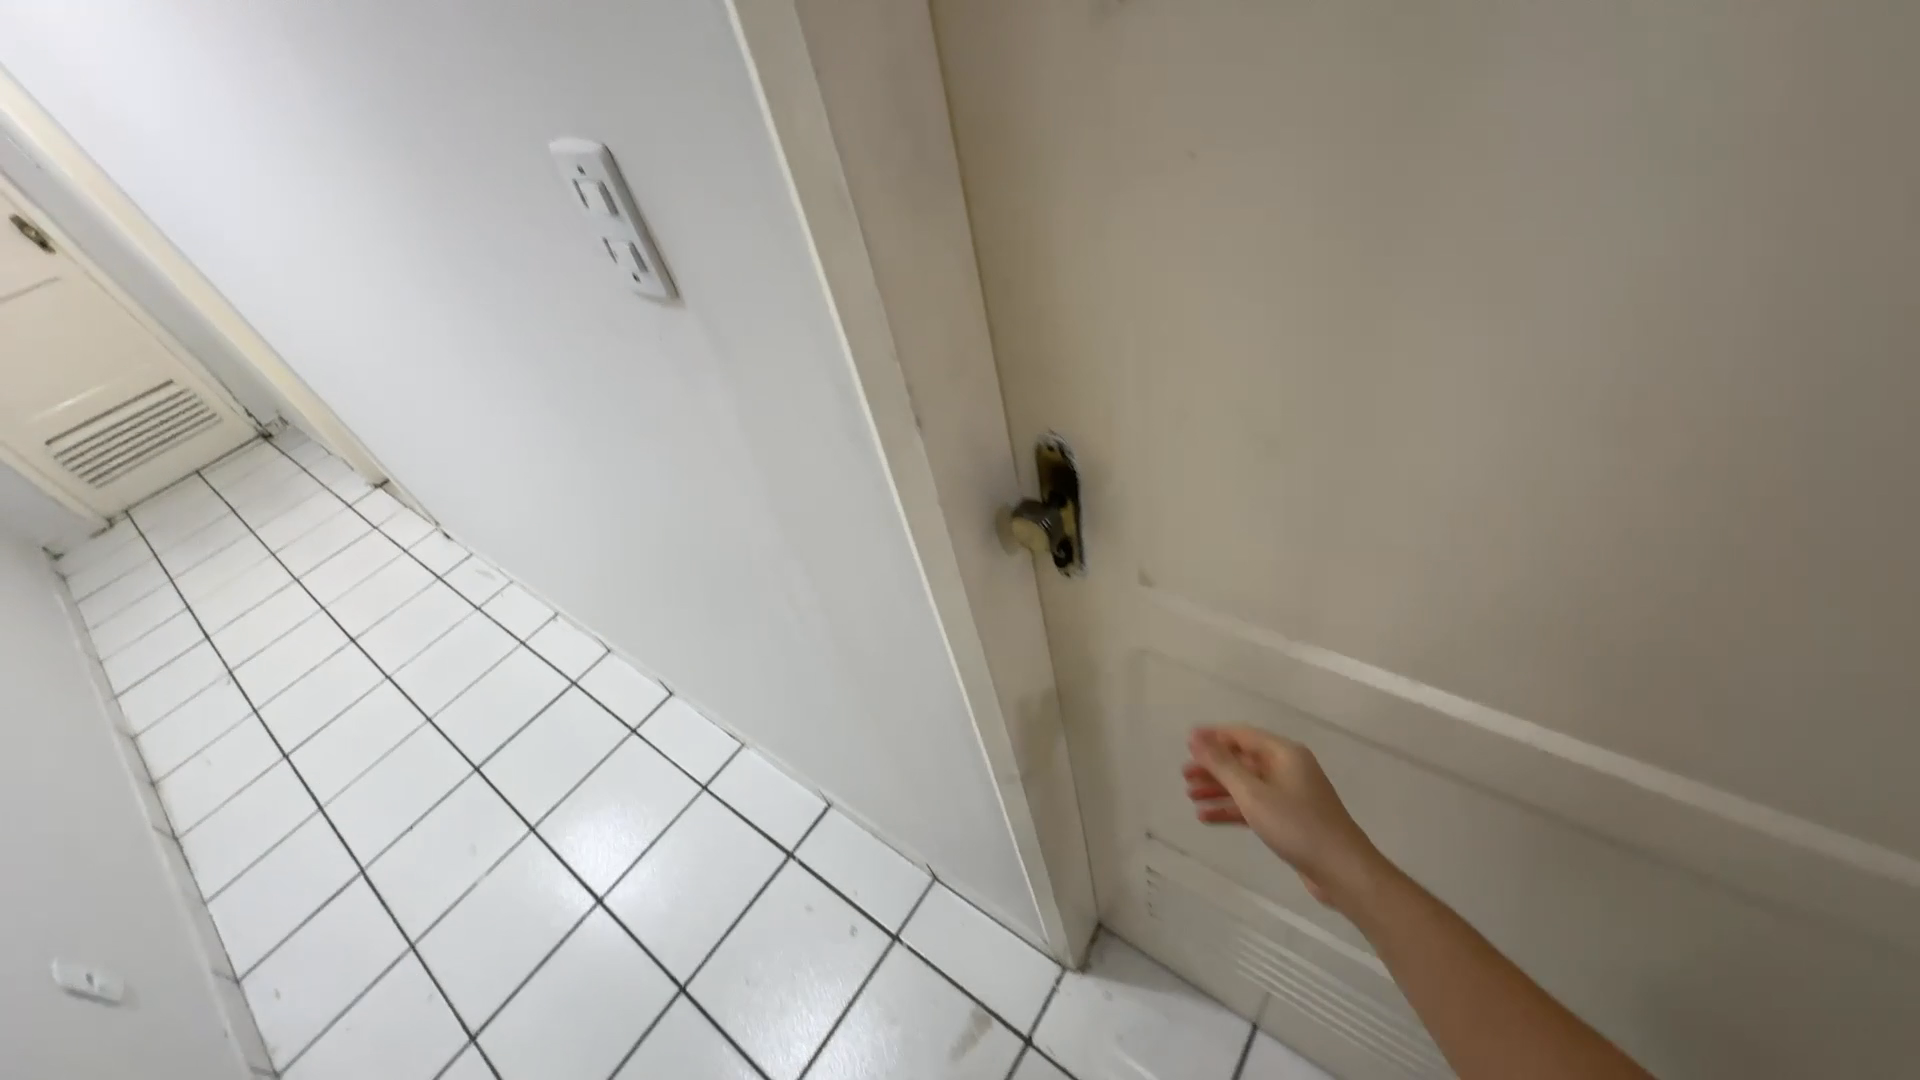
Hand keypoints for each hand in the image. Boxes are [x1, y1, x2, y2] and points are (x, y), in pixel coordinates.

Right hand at [1183, 726, 1386, 910]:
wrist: (1342, 871)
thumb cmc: (1296, 825)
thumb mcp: (1253, 793)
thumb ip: (1221, 765)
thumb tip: (1195, 737)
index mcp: (1283, 753)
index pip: (1241, 735)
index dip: (1212, 737)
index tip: (1185, 744)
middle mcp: (1288, 768)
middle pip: (1242, 760)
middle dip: (1212, 767)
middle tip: (1184, 776)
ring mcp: (1290, 794)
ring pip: (1246, 784)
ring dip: (1219, 789)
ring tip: (1190, 797)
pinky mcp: (1290, 818)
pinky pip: (1254, 805)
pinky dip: (1232, 809)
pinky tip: (1208, 818)